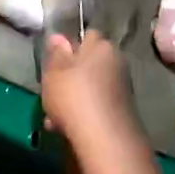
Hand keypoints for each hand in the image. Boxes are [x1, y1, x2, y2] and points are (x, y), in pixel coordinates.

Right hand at [40, 31, 142, 146]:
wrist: (104, 137)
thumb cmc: (73, 97)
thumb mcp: (54, 73)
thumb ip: (56, 54)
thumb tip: (59, 36)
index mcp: (102, 47)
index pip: (88, 35)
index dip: (70, 46)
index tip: (55, 61)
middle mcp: (117, 62)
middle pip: (89, 63)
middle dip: (71, 75)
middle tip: (52, 90)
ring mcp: (122, 87)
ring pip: (91, 86)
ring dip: (74, 97)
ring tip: (54, 116)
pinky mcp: (122, 110)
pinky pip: (96, 104)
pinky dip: (83, 112)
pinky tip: (66, 127)